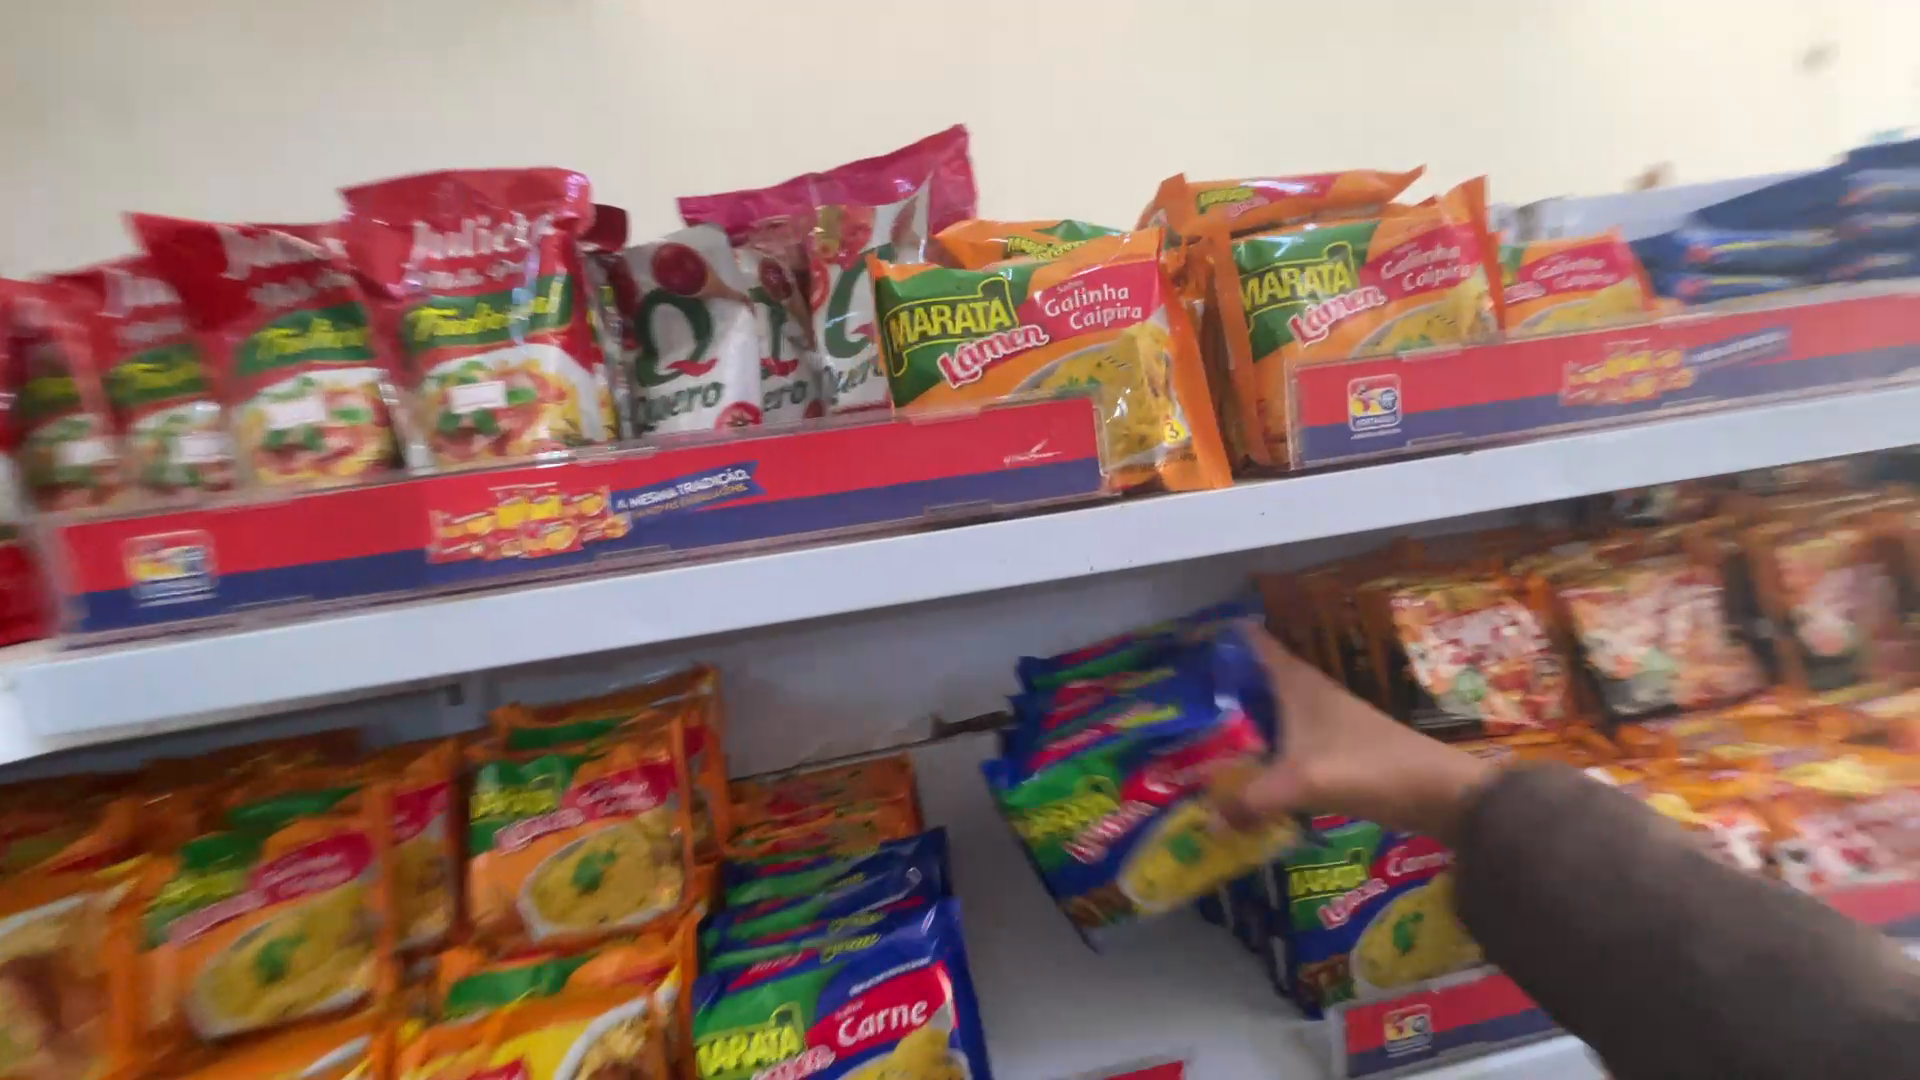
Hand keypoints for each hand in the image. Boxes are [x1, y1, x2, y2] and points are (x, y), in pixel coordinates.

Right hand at [1220, 622, 1496, 844]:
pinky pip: (1290, 735)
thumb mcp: (1302, 782)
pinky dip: (1268, 740)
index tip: (1199, 634)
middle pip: (1260, 675)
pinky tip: (1253, 762)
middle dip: (1228, 679)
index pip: (1258, 644)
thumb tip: (1208, 821)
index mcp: (1298, 683)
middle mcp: (1310, 693)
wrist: (1443, 794)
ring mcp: (1327, 719)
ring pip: (1275, 706)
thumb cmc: (1369, 767)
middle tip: (1190, 689)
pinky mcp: (1339, 746)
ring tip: (1210, 727)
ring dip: (1248, 712)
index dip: (1230, 635)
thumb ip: (1253, 799)